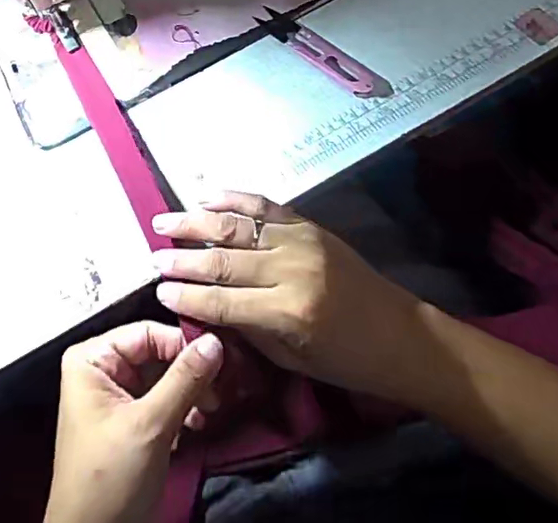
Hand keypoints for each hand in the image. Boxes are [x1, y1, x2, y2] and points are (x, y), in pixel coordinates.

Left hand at [44, 321, 223, 522]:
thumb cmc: (106, 480)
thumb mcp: (150, 425)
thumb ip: (183, 380)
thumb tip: (212, 343)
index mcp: (92, 358)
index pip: (144, 332)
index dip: (182, 342)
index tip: (222, 355)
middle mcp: (101, 369)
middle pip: (155, 353)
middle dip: (190, 370)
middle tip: (225, 385)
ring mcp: (115, 396)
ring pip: (162, 378)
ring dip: (190, 391)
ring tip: (215, 407)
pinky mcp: (130, 421)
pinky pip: (161, 401)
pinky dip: (183, 410)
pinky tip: (201, 422)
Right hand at [150, 192, 437, 405]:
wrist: (404, 336)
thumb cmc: (348, 360)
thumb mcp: (292, 358)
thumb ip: (247, 327)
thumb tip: (202, 304)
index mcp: (289, 312)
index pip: (222, 301)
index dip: (186, 295)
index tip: (158, 290)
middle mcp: (291, 270)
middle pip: (223, 260)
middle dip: (182, 259)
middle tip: (153, 256)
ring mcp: (300, 241)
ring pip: (236, 226)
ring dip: (195, 222)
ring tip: (164, 222)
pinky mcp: (309, 225)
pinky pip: (263, 205)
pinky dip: (231, 198)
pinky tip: (205, 197)